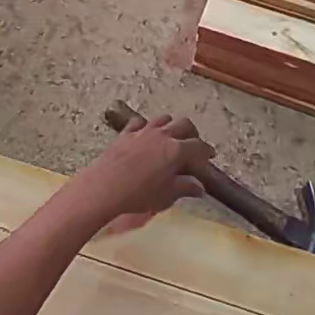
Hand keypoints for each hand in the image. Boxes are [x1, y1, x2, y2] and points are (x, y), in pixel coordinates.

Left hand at [65, 114, 212, 225]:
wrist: (104, 187)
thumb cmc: (138, 195)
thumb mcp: (166, 195)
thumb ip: (184, 188)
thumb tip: (198, 188)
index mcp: (176, 150)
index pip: (198, 146)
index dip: (206, 151)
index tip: (209, 156)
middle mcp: (163, 135)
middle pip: (184, 124)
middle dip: (192, 134)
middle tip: (193, 145)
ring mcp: (143, 131)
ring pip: (164, 119)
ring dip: (171, 126)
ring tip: (172, 137)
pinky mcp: (126, 133)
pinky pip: (140, 123)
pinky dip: (147, 126)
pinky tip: (146, 135)